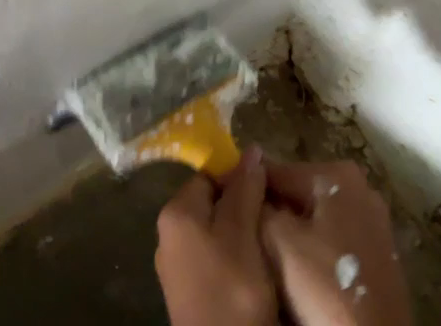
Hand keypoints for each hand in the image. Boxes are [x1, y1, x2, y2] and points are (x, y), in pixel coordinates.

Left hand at [155, 146, 276, 325]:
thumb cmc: (231, 289)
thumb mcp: (243, 233)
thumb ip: (245, 190)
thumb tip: (251, 150)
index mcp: (175, 214)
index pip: (209, 175)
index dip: (240, 177)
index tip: (268, 189)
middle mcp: (168, 235)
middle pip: (212, 202)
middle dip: (242, 205)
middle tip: (272, 215)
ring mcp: (178, 266)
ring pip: (215, 231)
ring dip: (241, 233)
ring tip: (268, 239)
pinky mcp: (190, 291)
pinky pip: (214, 258)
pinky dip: (235, 257)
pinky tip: (254, 266)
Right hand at [260, 161, 411, 325]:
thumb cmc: (325, 285)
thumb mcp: (279, 240)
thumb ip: (259, 205)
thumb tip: (246, 186)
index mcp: (337, 175)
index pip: (276, 170)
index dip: (246, 186)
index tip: (224, 204)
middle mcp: (360, 188)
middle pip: (297, 192)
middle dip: (272, 211)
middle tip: (247, 234)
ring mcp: (372, 220)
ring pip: (314, 217)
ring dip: (291, 232)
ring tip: (268, 253)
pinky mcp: (377, 250)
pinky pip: (331, 237)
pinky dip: (312, 247)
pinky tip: (298, 269)